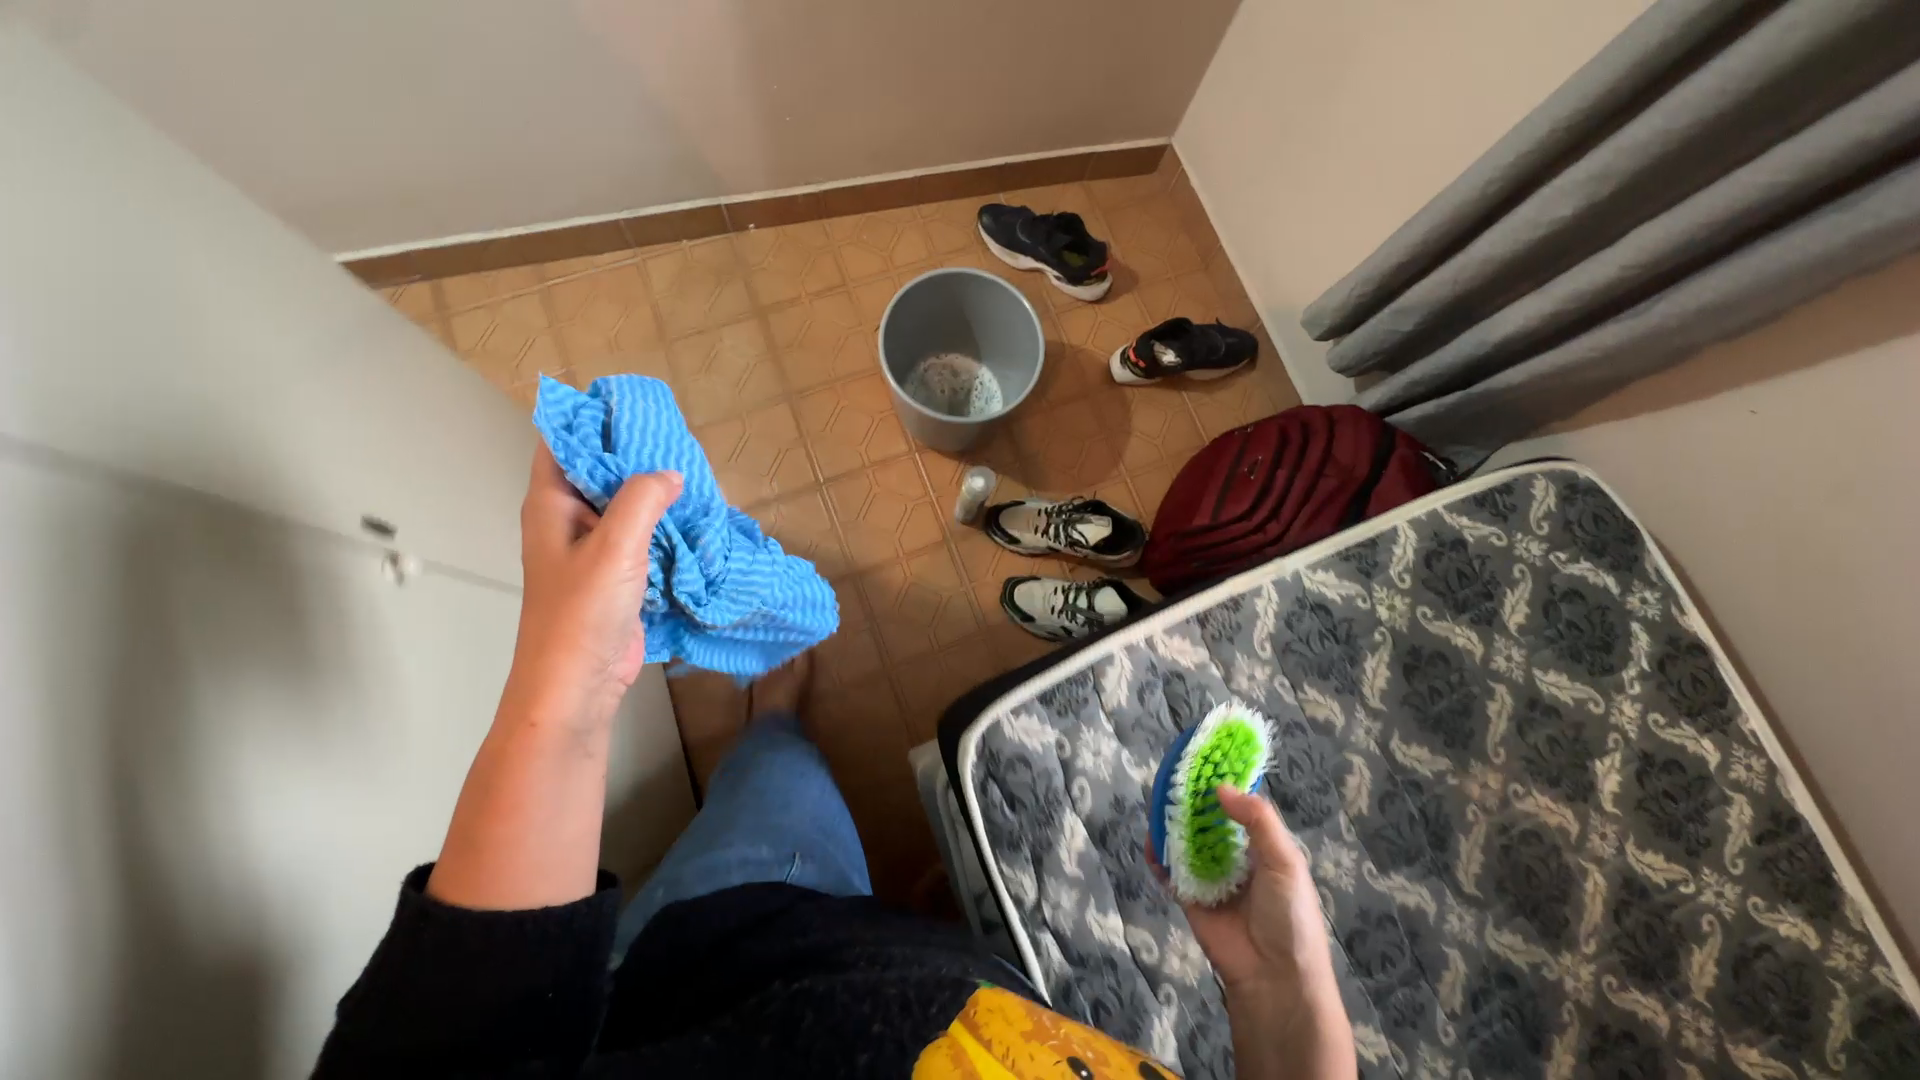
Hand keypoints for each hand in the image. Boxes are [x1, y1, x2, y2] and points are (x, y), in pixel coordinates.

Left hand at [500, 446, 681, 730]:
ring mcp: (594, 551)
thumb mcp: (614, 545)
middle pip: (601, 472)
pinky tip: (697, 521)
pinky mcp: (618, 578)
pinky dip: (667, 529)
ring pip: (627, 508)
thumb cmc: (582, 612)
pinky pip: (643, 540)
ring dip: (657, 495)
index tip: (636, 408)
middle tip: (682, 442)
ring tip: (698, 476)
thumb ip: (642, 499)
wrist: (577, 685)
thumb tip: (670, 474)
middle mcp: (568, 521)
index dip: (593, 419)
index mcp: (551, 504)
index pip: (564, 442)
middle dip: (638, 456)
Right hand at [1150, 785, 1354, 1079]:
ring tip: (1156, 805)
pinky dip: (1158, 858)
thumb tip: (1220, 788)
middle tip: (1169, 778)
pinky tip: (1151, 843)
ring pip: (1183, 842)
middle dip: (1188, 802)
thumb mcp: (1284, 861)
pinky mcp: (1189, 898)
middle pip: (1204, 821)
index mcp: (1259, 845)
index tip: (1200, 757)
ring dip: (1170, 825)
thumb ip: (1257, 820)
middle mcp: (1232, 856)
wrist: (1276, 977)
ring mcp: (1209, 876)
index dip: (1219, 783)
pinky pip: (1169, 872)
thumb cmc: (1290, 916)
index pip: (1235, 806)